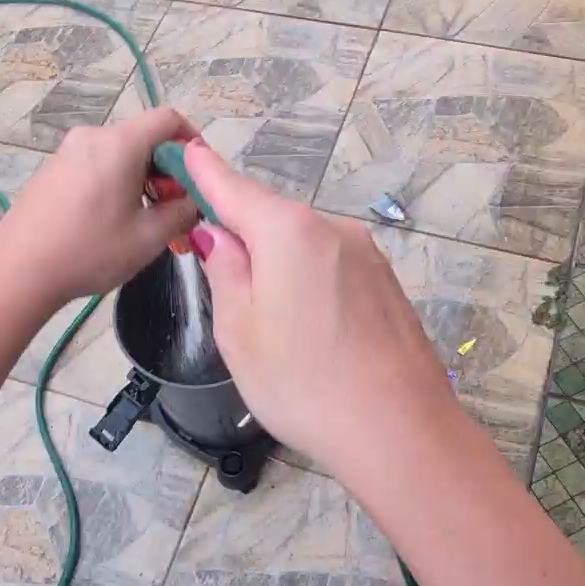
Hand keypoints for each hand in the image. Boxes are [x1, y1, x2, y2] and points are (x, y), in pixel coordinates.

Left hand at [0, 108, 199, 307]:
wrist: (18, 272)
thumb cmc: (90, 252)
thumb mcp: (149, 238)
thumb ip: (183, 212)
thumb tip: (196, 199)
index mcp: (119, 144)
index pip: (168, 119)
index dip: (193, 142)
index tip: (201, 176)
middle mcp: (92, 137)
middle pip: (144, 139)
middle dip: (169, 171)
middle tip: (178, 212)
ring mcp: (67, 152)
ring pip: (120, 156)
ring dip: (143, 181)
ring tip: (148, 223)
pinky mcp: (52, 171)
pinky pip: (97, 167)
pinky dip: (117, 185)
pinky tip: (114, 222)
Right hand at [182, 140, 468, 480]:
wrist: (401, 432)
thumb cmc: (305, 386)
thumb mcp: (240, 332)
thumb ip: (225, 271)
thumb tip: (216, 234)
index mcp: (289, 231)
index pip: (233, 187)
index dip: (203, 172)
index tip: (183, 152)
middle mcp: (334, 229)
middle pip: (271, 218)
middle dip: (242, 237)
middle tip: (220, 283)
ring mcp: (368, 256)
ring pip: (304, 247)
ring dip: (279, 267)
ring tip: (274, 330)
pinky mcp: (387, 285)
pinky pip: (334, 269)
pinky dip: (311, 285)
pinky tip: (312, 334)